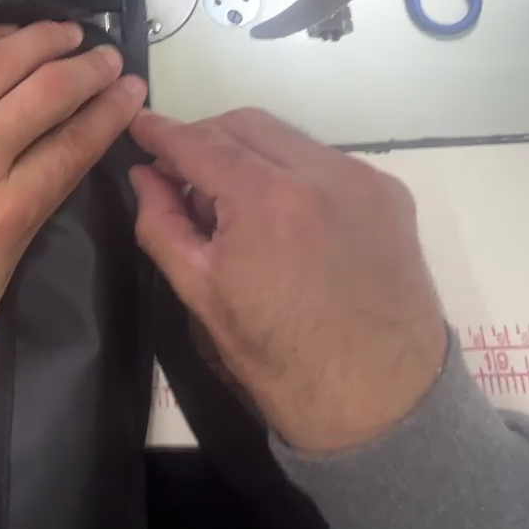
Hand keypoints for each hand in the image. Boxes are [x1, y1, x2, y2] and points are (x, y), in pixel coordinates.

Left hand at [0, 22, 147, 376]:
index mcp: (4, 214)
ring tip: (71, 31)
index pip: (74, 147)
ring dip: (45, 41)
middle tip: (111, 57)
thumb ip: (23, 298)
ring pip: (1, 64)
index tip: (131, 92)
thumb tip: (52, 260)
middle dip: (89, 70)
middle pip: (48, 94)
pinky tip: (6, 32)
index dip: (110, 114)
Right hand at [128, 109, 447, 451]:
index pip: (199, 142)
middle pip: (242, 123)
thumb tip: (144, 174)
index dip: (161, 131)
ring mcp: (363, 178)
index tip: (137, 126)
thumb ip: (161, 221)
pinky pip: (320, 159)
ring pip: (284, 136)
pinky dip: (287, 170)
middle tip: (180, 175)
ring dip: (246, 151)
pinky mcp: (390, 193)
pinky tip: (279, 214)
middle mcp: (321, 172)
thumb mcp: (199, 291)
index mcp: (267, 199)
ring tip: (232, 201)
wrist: (382, 405)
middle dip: (203, 138)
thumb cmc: (279, 356)